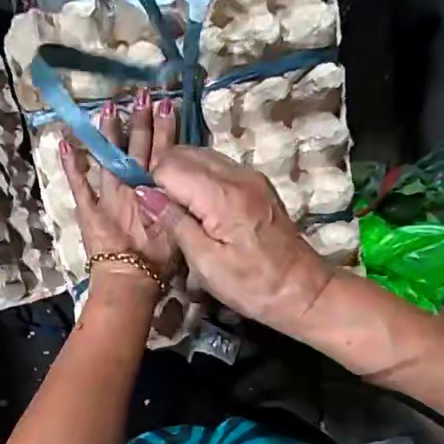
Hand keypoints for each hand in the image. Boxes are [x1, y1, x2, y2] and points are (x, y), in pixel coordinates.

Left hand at [58, 90, 180, 280]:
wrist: (130, 279)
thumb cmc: (158, 263)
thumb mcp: (178, 230)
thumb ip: (178, 206)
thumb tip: (186, 188)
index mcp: (158, 191)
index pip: (163, 153)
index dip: (166, 129)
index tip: (167, 105)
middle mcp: (133, 186)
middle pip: (138, 148)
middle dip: (141, 121)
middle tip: (143, 95)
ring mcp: (109, 194)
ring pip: (110, 156)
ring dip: (110, 132)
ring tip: (109, 106)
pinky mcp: (88, 207)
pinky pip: (78, 181)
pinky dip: (71, 162)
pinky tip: (64, 141)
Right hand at [137, 146, 334, 332]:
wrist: (303, 290)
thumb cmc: (251, 285)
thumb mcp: (205, 263)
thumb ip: (174, 222)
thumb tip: (143, 194)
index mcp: (222, 196)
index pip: (169, 166)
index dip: (149, 182)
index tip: (141, 205)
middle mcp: (237, 175)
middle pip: (184, 154)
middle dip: (162, 173)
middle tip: (153, 206)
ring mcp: (250, 176)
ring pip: (201, 156)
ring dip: (180, 174)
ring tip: (172, 206)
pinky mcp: (256, 183)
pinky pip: (217, 166)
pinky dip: (199, 177)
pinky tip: (194, 204)